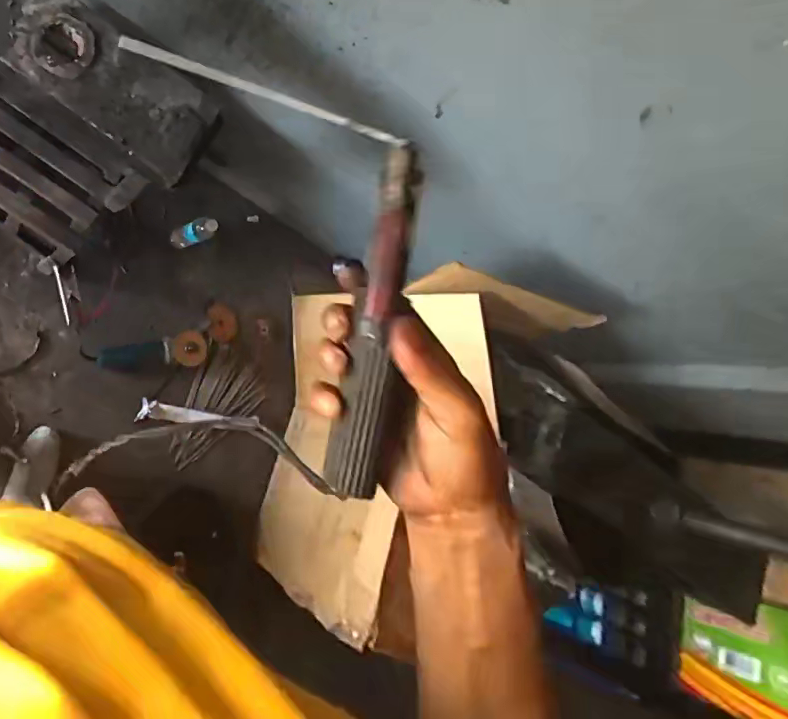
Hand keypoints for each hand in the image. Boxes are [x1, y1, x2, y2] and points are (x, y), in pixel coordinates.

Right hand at [307, 302, 507, 523]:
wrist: (449, 514)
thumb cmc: (465, 459)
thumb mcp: (457, 411)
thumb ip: (429, 369)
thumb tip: (397, 323)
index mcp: (422, 356)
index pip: (393, 312)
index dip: (369, 291)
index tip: (346, 273)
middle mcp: (393, 367)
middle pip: (356, 329)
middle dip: (339, 321)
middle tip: (337, 330)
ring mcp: (369, 392)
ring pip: (338, 357)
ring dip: (328, 354)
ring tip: (336, 367)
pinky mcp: (351, 418)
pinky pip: (327, 396)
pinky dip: (322, 397)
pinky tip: (332, 409)